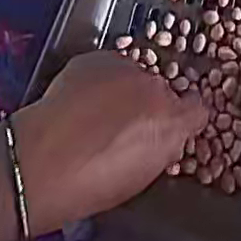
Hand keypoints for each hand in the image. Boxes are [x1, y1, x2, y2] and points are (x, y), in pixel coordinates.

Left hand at [13, 51, 205, 231]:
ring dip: (124, 89)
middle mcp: (156, 86)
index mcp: (172, 121)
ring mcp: (125, 66)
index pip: (198, 109)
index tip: (168, 128)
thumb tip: (159, 135)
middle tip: (123, 127)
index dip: (184, 118)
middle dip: (148, 104)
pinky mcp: (97, 57)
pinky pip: (107, 66)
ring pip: (134, 75)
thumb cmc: (92, 184)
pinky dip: (99, 79)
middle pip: (162, 91)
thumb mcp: (140, 177)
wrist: (42, 160)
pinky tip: (80, 100)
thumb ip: (160, 148)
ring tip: (96, 113)